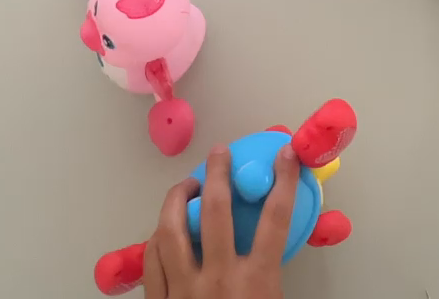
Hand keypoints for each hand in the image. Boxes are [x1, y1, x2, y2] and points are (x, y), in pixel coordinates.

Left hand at [143, 143, 299, 298]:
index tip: (286, 154)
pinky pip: (151, 261)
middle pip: (215, 209)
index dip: (284, 180)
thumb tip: (281, 235)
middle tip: (220, 154)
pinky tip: (165, 229)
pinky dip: (157, 237)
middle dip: (218, 173)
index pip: (276, 218)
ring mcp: (184, 293)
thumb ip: (274, 274)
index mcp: (256, 283)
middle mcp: (218, 281)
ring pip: (170, 229)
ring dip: (178, 198)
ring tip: (188, 185)